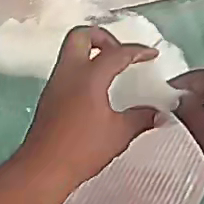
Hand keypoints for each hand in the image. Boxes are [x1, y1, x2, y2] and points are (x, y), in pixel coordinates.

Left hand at [14, 25, 161, 193]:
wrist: (43, 168)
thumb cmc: (82, 149)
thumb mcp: (119, 133)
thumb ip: (141, 118)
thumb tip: (160, 115)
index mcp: (88, 76)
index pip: (116, 53)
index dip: (137, 51)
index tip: (151, 54)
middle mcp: (67, 73)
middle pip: (81, 36)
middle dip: (103, 36)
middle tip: (121, 52)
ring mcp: (54, 84)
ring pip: (70, 52)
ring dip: (91, 53)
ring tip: (112, 70)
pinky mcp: (48, 97)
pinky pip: (66, 71)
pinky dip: (83, 70)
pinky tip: (97, 90)